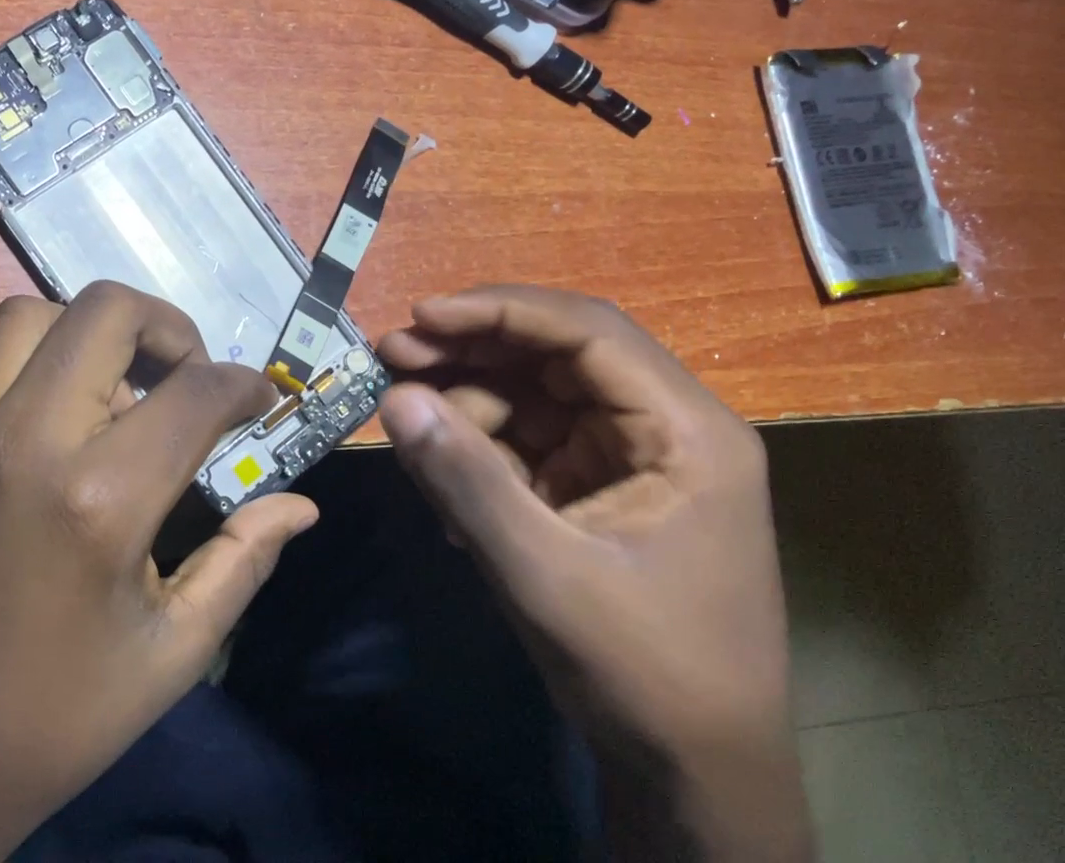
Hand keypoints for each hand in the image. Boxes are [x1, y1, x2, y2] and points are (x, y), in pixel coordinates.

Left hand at [0, 282, 318, 861]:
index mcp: (100, 497)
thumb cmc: (59, 716)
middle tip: (187, 380)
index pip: (195, 392)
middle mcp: (25, 440)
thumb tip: (300, 505)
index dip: (244, 387)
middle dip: (167, 329)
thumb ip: (242, 561)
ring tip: (111, 388)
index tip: (259, 402)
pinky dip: (3, 357)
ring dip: (82, 333)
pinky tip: (31, 403)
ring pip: (24, 316)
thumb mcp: (172, 651)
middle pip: (104, 311)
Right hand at [376, 285, 809, 861]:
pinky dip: (474, 455)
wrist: (691, 767)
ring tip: (404, 432)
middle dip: (468, 354)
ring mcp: (625, 461)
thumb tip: (394, 398)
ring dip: (463, 407)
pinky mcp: (592, 492)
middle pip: (553, 357)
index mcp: (684, 430)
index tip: (419, 318)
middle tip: (388, 360)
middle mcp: (659, 428)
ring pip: (531, 399)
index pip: (587, 332)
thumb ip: (466, 479)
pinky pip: (523, 447)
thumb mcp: (543, 571)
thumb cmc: (641, 667)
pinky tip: (440, 490)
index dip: (499, 313)